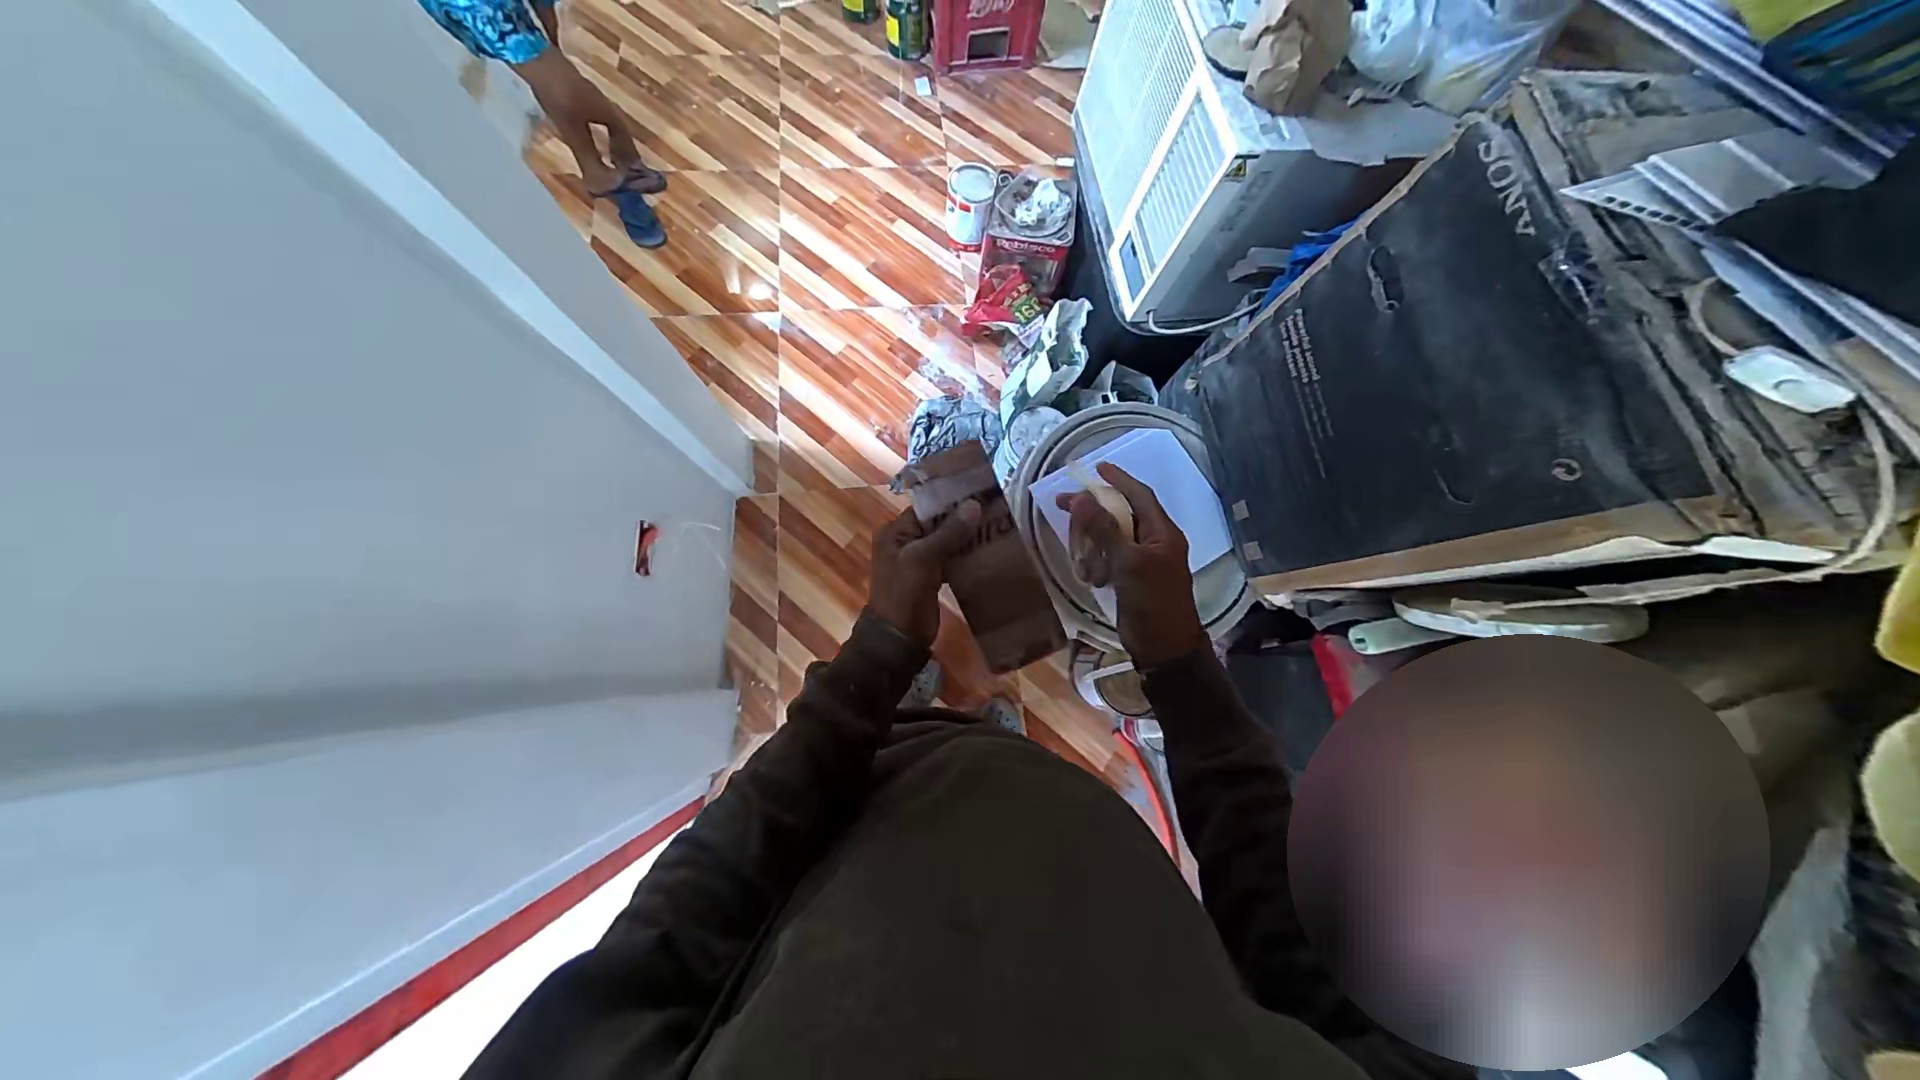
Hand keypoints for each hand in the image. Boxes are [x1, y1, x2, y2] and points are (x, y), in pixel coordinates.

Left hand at [865, 500, 981, 647]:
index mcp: (894, 531)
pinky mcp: (931, 576)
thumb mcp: (923, 558)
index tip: (981, 492)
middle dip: (962, 518)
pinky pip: (950, 558)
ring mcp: (918, 559)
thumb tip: (973, 504)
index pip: (926, 507)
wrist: (900, 638)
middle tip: (995, 507)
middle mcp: (904, 541)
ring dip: (966, 536)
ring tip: (996, 524)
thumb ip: (948, 532)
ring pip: (946, 540)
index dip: (951, 500)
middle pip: (937, 523)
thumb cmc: (904, 593)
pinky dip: (965, 554)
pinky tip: (987, 549)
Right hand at [1056, 463, 1206, 667]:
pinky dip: (1095, 559)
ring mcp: (1142, 562)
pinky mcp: (1131, 579)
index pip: (1140, 496)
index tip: (1097, 467)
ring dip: (1092, 538)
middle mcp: (1154, 542)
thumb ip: (1104, 530)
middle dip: (1095, 510)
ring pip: (1112, 537)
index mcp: (1163, 533)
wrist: (1163, 646)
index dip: (1119, 479)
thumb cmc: (1153, 601)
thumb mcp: (1128, 563)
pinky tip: (1085, 568)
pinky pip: (1109, 558)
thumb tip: (1079, 499)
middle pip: (1121, 514)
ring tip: (1073, 542)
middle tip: (1064, 503)